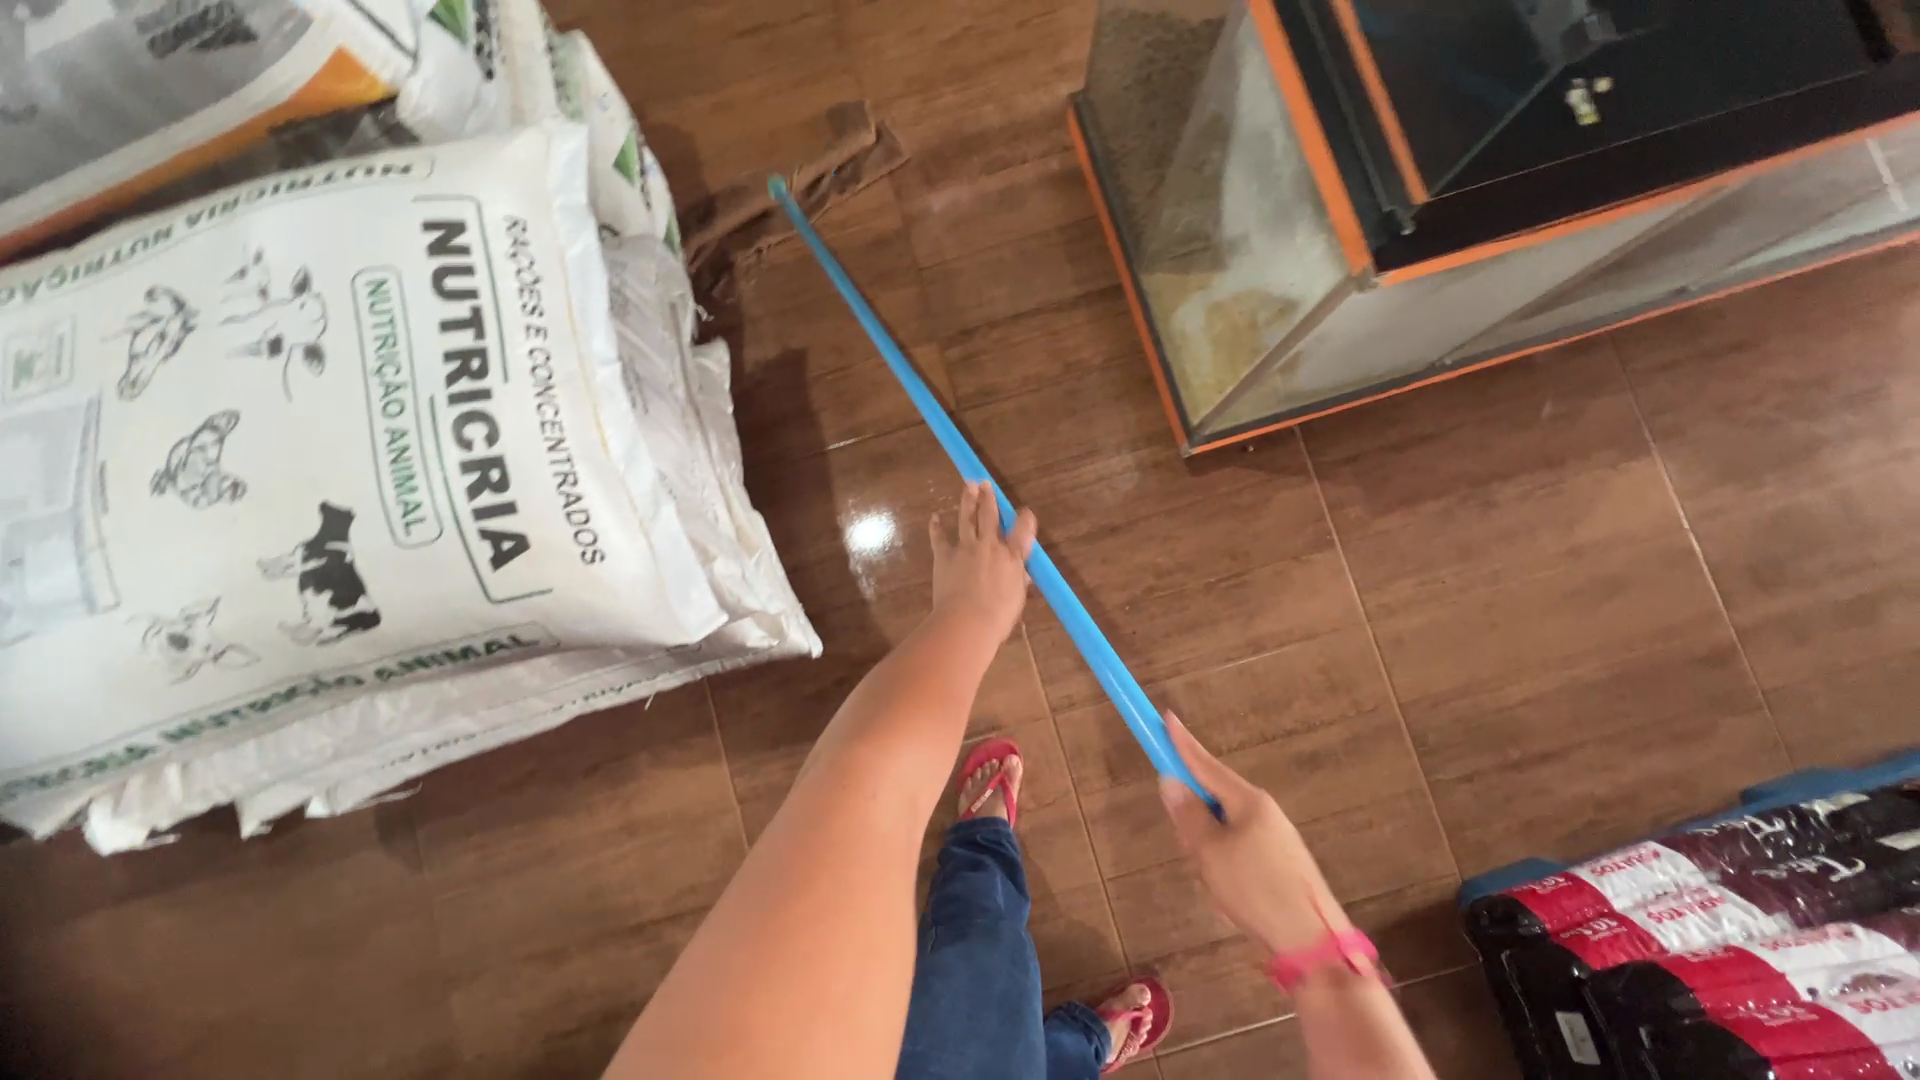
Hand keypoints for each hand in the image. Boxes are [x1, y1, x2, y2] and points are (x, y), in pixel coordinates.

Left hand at [928, 481, 1036, 642]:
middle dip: (989, 498)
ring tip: (968, 485)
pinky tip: (934, 517)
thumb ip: (1018, 582)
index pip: (1023, 530)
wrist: (968, 620)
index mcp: (1012, 557)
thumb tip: (1023, 575)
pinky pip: (939, 537)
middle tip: (985, 483)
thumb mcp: (1016, 599)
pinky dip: (936, 526)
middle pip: (990, 515)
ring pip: (967, 518)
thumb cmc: (998, 616)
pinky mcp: (945, 555)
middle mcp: (990, 546)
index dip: (1025, 518)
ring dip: (968, 500)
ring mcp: (966, 547)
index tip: (1024, 512)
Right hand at [1158, 713, 1352, 956]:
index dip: (1182, 743)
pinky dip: (1225, 869)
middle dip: (1194, 822)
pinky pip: (1238, 853)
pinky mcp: (1280, 863)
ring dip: (1210, 853)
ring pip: (1223, 831)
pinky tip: (1232, 899)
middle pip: (1213, 800)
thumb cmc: (1256, 889)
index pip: (1206, 764)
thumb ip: (1189, 816)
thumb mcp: (1210, 853)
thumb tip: (1171, 780)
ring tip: (1218, 888)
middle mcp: (1264, 812)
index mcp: (1248, 801)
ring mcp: (1275, 838)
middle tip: (1192, 853)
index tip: (1165, 716)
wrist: (1312, 942)